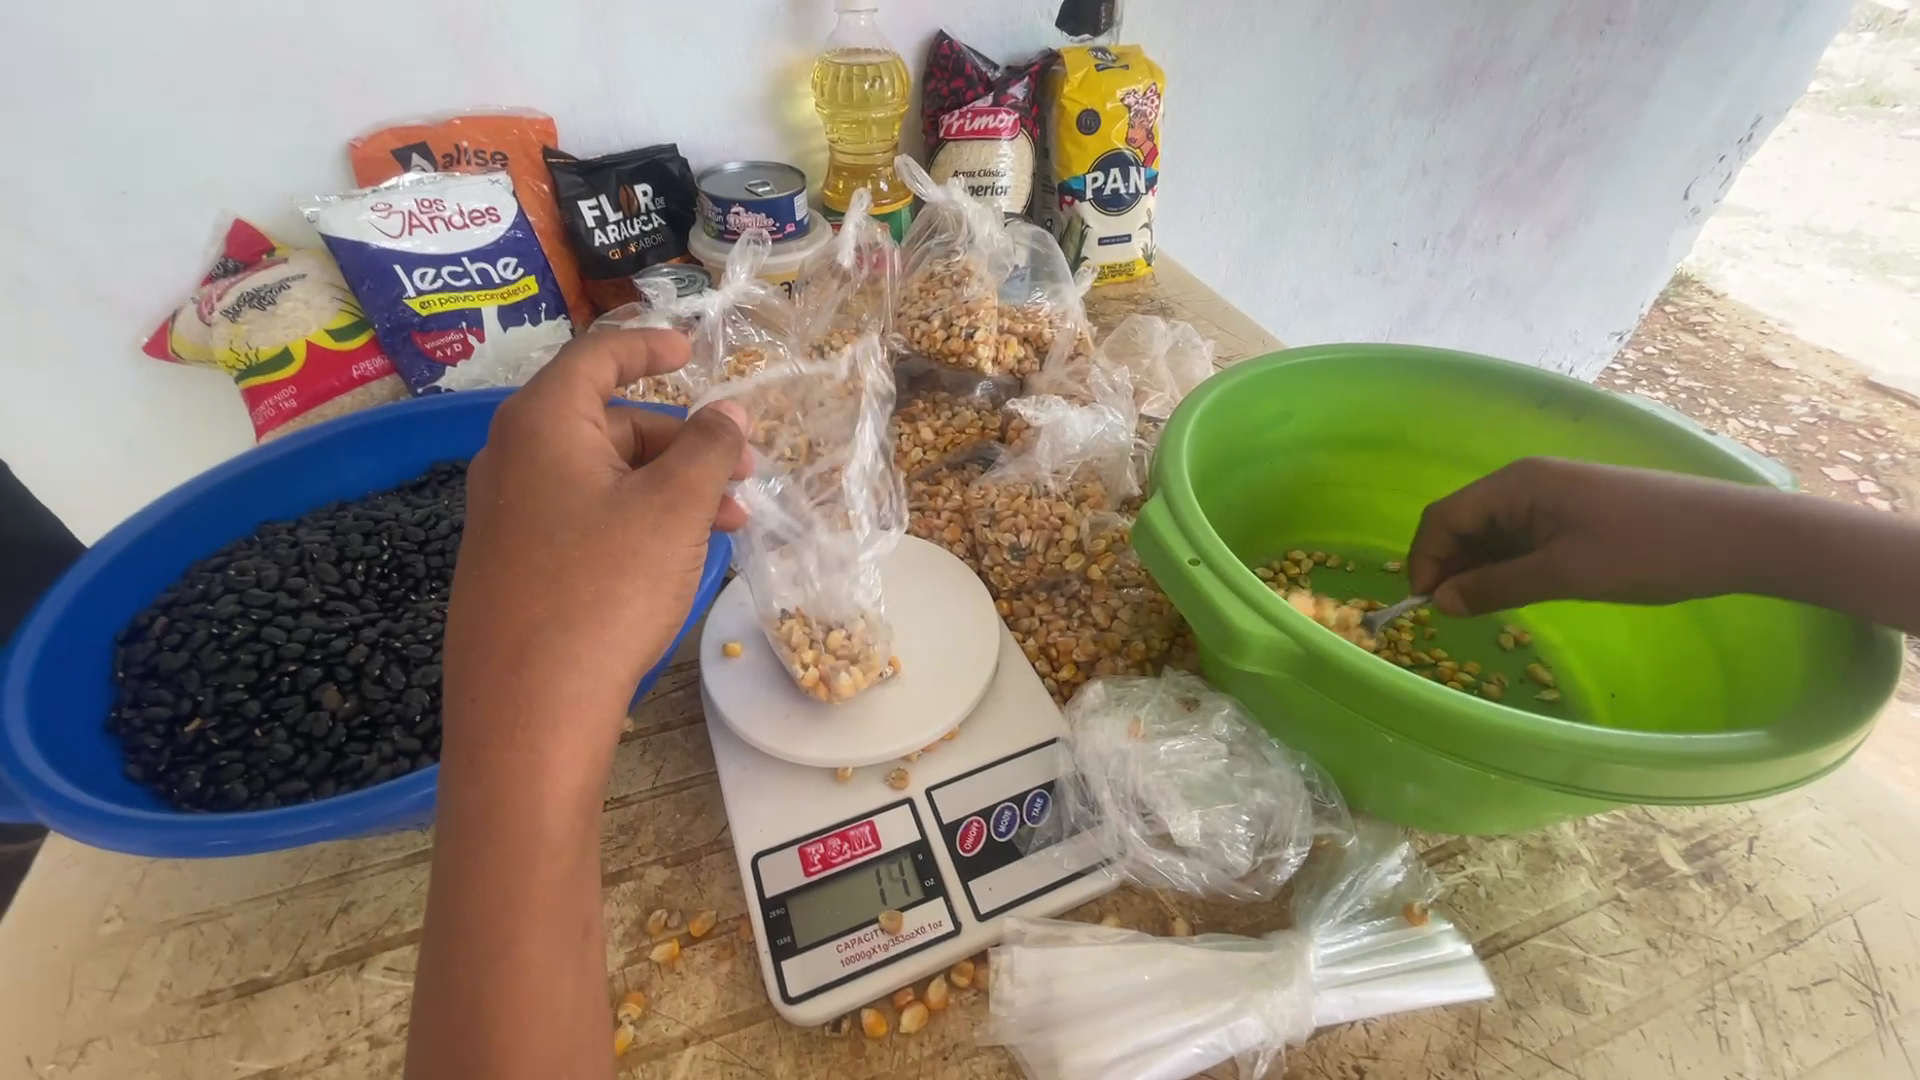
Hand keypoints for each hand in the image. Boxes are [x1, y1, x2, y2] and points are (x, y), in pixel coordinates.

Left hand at [442, 329, 749, 767]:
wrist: (531, 707)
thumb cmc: (606, 586)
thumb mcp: (674, 507)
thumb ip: (708, 448)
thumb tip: (729, 412)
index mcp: (543, 424)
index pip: (598, 356)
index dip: (650, 345)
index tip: (692, 348)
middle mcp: (517, 459)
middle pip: (613, 424)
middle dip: (685, 442)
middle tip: (743, 473)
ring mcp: (514, 515)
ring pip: (609, 477)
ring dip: (674, 488)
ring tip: (729, 522)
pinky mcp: (521, 563)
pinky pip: (591, 517)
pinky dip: (642, 520)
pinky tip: (682, 553)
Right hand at [1407, 457, 1764, 616]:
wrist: (1749, 536)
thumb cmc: (1653, 550)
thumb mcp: (1566, 574)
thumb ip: (1495, 587)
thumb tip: (1441, 604)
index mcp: (1515, 484)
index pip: (1443, 518)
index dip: (1425, 560)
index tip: (1427, 604)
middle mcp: (1523, 482)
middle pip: (1460, 522)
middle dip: (1447, 565)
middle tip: (1452, 610)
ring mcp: (1547, 495)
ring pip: (1487, 532)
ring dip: (1474, 568)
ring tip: (1480, 605)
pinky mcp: (1569, 511)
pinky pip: (1515, 536)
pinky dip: (1503, 564)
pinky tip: (1511, 590)